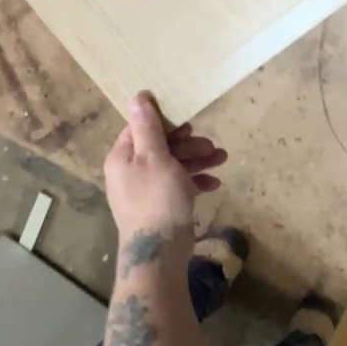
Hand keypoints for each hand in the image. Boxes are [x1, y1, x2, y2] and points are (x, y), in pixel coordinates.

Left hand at [103, 92, 227, 241]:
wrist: (159, 249)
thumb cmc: (157, 198)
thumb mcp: (155, 157)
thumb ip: (148, 127)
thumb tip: (137, 96)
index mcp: (123, 157)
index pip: (141, 128)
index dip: (166, 123)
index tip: (190, 124)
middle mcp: (131, 171)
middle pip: (162, 146)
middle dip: (189, 144)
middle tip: (211, 147)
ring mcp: (146, 189)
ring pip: (174, 164)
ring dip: (198, 160)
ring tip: (223, 159)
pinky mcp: (161, 204)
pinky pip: (179, 184)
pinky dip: (196, 181)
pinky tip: (214, 183)